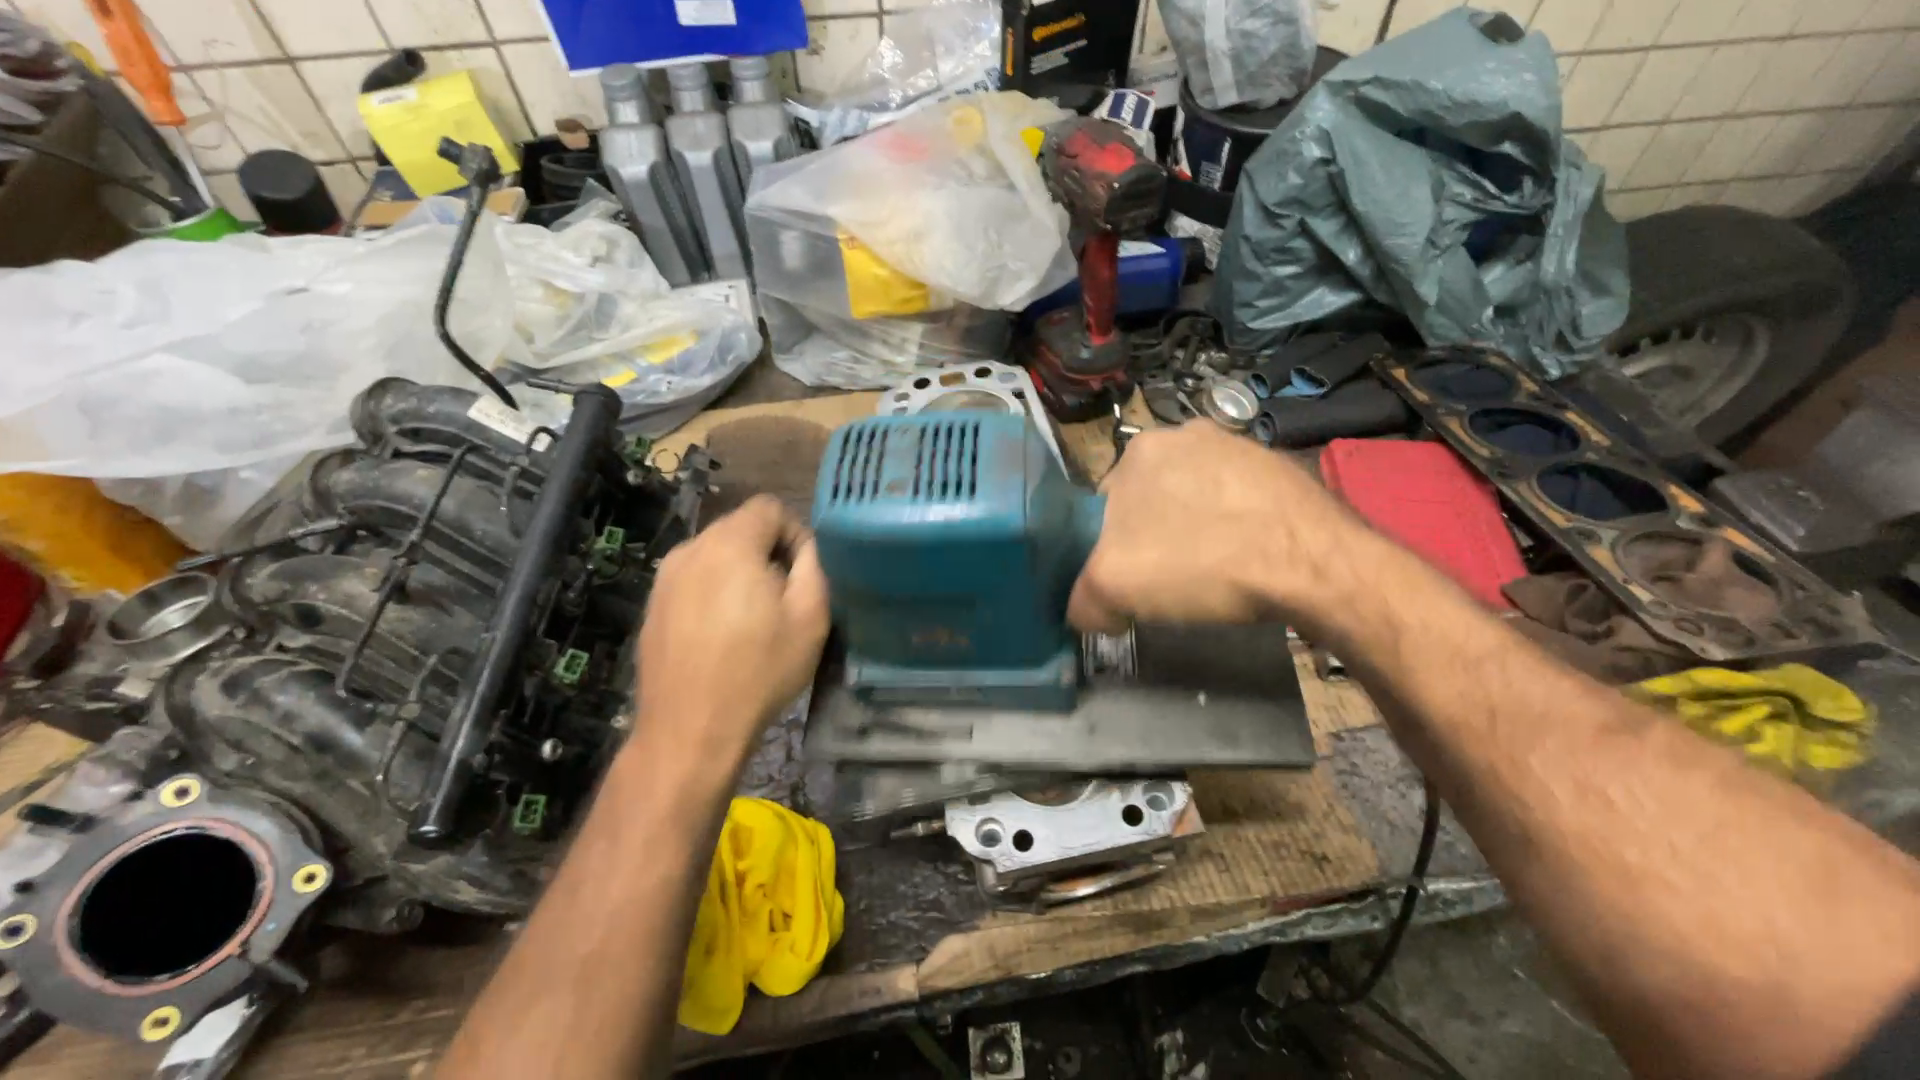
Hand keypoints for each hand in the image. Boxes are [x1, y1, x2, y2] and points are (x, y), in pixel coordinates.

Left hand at [634, 496, 829, 757]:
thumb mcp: (811, 618)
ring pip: (714, 557)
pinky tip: (721, 639)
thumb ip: (815, 566)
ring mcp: (664, 579)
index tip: (802, 574)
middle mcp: (691, 549)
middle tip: (782, 602)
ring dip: (738, 576)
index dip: (794, 533)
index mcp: (730, 543)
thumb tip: (807, 547)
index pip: (768, 507)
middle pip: (739, 529)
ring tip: (752, 623)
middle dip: (766, 555)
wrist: (690, 730)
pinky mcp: (652, 607)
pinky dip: (712, 596)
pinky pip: (693, 584)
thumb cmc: (758, 671)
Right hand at [1068, 423, 1369, 632]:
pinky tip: (1250, 558)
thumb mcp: (1115, 589)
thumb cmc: (1201, 562)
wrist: (1311, 562)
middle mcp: (1187, 432)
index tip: (1132, 578)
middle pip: (1153, 497)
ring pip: (1199, 498)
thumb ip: (1083, 599)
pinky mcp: (1282, 467)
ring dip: (1198, 528)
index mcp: (1139, 448)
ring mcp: (1240, 445)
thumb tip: (1086, 610)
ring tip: (1216, 571)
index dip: (1111, 547)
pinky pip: (1242, 501)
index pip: (1105, 504)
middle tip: (1173, 579)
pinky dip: (1239, 527)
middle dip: (1156, 534)